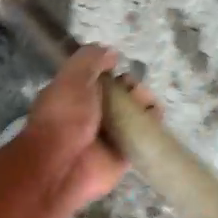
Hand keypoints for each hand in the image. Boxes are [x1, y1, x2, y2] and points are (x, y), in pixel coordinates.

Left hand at [26, 45, 158, 209]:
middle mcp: (93, 112)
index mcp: (75, 93)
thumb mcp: (72, 77)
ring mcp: (110, 133)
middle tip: (130, 88)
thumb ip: (91, 60)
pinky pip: (144, 134)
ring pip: (134, 111)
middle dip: (130, 85)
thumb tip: (112, 53)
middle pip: (120, 92)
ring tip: (142, 101)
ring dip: (143, 101)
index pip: (99, 76)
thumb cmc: (64, 116)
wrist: (62, 164)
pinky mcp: (125, 153)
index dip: (110, 68)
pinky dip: (152, 124)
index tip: (116, 66)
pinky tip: (155, 115)